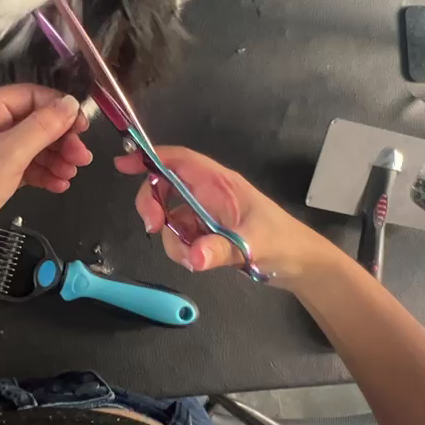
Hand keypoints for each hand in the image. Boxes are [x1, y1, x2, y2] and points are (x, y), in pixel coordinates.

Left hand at [0, 85, 91, 260]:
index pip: (28, 96)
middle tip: (83, 157)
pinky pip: (26, 167)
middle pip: (33, 122)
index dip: (58, 108)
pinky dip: (44, 173)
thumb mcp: (11, 154)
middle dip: (60, 139)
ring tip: (72, 173)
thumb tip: (71, 104)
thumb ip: (43, 126)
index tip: (83, 126)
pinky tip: (59, 184)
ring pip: (32, 146)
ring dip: (55, 158)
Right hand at [115, 146, 339, 289]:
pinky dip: (183, 251)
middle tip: (154, 228)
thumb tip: (195, 258)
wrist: (300, 265)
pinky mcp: (207, 235)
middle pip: (165, 188)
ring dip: (172, 239)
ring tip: (194, 257)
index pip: (180, 161)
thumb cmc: (283, 243)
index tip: (124, 165)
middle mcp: (209, 195)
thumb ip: (222, 250)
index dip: (150, 158)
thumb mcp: (253, 244)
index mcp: (220, 184)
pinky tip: (200, 261)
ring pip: (171, 219)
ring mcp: (206, 216)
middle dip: (153, 206)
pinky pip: (181, 238)